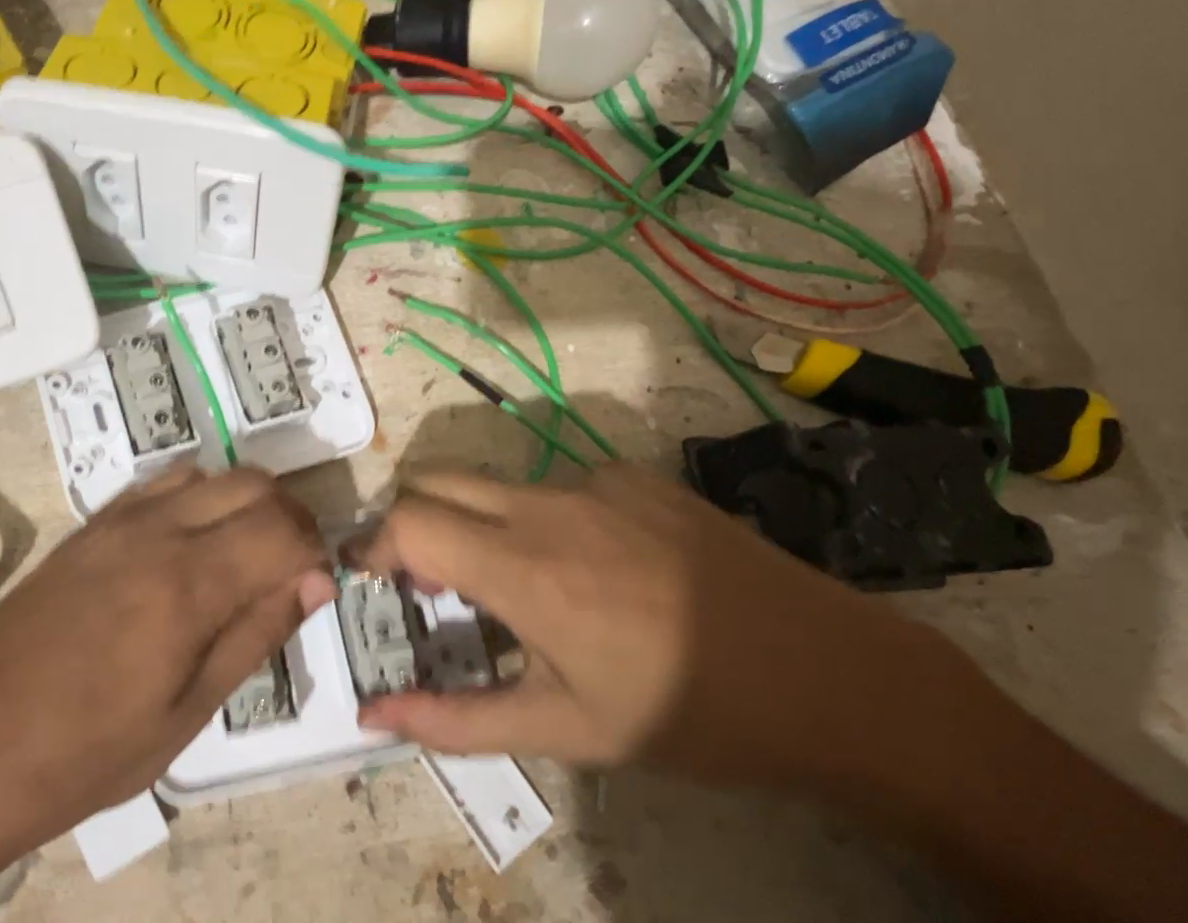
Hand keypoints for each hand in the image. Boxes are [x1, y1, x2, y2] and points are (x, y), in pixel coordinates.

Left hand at [0, 465, 333, 920]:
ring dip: (240, 501)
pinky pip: (155, 487)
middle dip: (287, 517)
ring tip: (242, 558)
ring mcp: (112, 523)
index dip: (315, 552)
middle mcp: (154, 531)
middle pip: (250, 483)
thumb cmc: (83, 755)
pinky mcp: (82, 530)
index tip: (317, 589)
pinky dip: (192, 498)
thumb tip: (313, 583)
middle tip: (289, 573)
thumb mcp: (184, 715)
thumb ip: (252, 636)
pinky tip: (186, 548)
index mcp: (187, 583)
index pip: (282, 528)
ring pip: (204, 474)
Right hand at [355, 465, 977, 785]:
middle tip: (428, 584)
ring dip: (478, 523)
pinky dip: (539, 517)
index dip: (373, 546)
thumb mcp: (568, 730)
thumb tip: (373, 716)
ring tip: (518, 588)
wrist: (837, 677)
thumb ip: (457, 719)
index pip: (409, 520)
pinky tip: (592, 569)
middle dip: (410, 523)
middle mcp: (551, 506)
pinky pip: (558, 483)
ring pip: (496, 483)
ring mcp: (601, 482)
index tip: (370, 581)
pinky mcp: (641, 477)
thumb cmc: (691, 716)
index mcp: (526, 570)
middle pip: (436, 480)